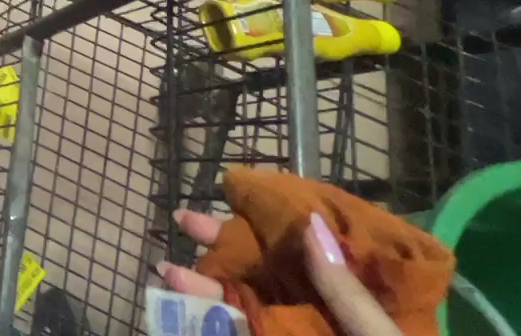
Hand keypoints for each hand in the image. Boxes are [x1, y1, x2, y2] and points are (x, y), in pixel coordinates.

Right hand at [156, 209, 402, 335]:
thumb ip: (348, 293)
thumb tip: (310, 222)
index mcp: (352, 310)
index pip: (309, 254)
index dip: (272, 225)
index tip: (235, 197)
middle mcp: (315, 321)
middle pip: (265, 274)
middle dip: (222, 248)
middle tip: (184, 222)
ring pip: (240, 308)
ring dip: (201, 289)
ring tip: (168, 273)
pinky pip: (229, 335)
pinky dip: (200, 323)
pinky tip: (174, 312)